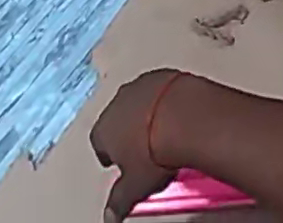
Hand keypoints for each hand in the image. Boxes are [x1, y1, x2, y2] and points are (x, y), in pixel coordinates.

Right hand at [91, 70, 188, 220]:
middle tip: (143, 150)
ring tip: (161, 132)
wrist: (184, 116)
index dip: (109, 154)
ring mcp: (141, 85)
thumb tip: (110, 217)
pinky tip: (175, 114)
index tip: (121, 164)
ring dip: (145, 113)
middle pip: (118, 118)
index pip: (99, 143)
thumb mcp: (134, 187)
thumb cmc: (155, 151)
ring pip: (138, 101)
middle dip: (127, 132)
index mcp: (105, 128)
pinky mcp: (163, 73)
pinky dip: (164, 99)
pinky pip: (159, 88)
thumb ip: (118, 201)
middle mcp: (119, 101)